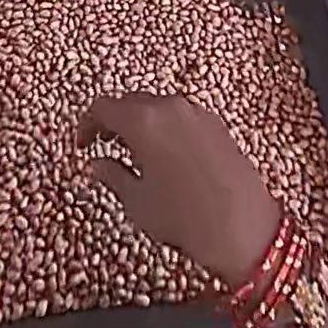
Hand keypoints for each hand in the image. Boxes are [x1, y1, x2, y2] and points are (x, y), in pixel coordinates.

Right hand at [79, 93, 280, 285]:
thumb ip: (112, 175)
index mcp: (143, 120)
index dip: (87, 124)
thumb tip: (99, 163)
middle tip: (103, 145)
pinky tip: (165, 156)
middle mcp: (169, 106)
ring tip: (134, 154)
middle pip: (130, 101)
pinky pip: (180, 116)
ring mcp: (195, 112)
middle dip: (113, 120)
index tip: (82, 143)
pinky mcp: (214, 122)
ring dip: (140, 123)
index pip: (103, 106)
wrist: (245, 226)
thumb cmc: (185, 218)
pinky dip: (165, 127)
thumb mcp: (138, 202)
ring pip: (157, 106)